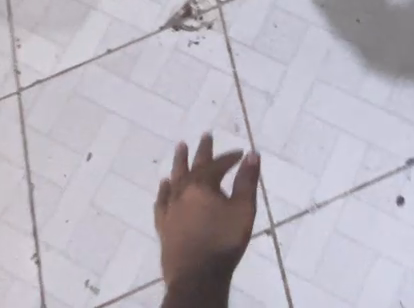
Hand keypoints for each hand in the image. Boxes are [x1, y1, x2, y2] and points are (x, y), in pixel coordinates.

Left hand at [154, 133, 259, 296]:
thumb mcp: (243, 209)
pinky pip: (161, 203)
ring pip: (174, 180)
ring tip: (180, 149)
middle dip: (201, 150)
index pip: (218, 164)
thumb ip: (247, 181)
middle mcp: (183, 193)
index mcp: (203, 186)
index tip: (242, 153)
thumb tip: (252, 154)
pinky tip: (163, 187)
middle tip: (205, 134)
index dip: (231, 157)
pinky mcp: (164, 227)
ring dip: (179, 163)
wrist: (197, 279)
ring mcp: (171, 211)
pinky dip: (163, 192)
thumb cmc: (224, 242)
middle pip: (192, 166)